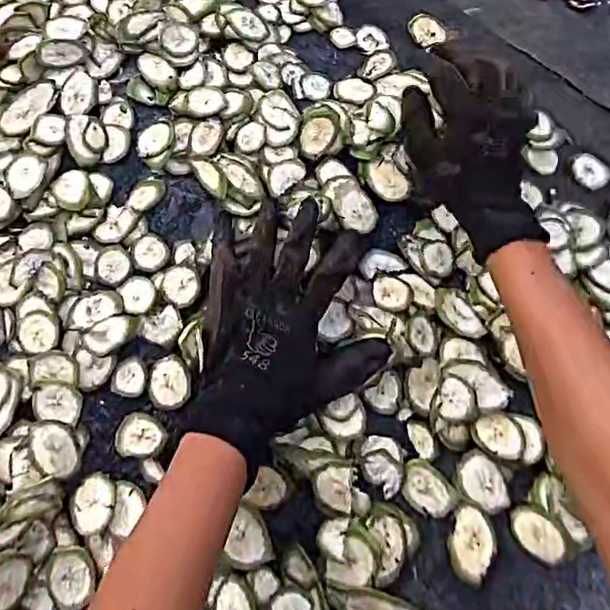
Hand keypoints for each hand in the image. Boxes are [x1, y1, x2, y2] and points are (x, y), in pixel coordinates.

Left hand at [181, 200, 391, 478]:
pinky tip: (221, 223)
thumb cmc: (282, 397)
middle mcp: (275, 298)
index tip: (356, 232)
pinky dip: (222, 243)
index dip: (344, 253)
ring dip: (265, 227)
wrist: (235, 405)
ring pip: (258, 253)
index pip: (329, 277)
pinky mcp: (223, 300)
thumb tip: (387, 347)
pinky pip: (222, 265)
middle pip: (292, 255)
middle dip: (303, 229)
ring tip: (269, 205)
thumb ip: (354, 365)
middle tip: (310, 205)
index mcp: (301, 316)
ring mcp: (246, 295)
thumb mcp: (325, 385)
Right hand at [402, 48, 546, 257]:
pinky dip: (503, 74)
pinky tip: (490, 75)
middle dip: (458, 52)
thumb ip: (416, 117)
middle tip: (440, 49)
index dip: (432, 64)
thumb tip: (411, 90)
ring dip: (482, 58)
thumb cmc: (451, 180)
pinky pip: (517, 86)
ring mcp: (512, 111)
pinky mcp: (521, 118)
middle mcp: (493, 107)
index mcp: (466, 114)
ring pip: (503, 70)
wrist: (490, 204)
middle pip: (479, 65)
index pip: (448, 75)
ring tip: (464, 56)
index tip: (420, 61)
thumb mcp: (423, 153)